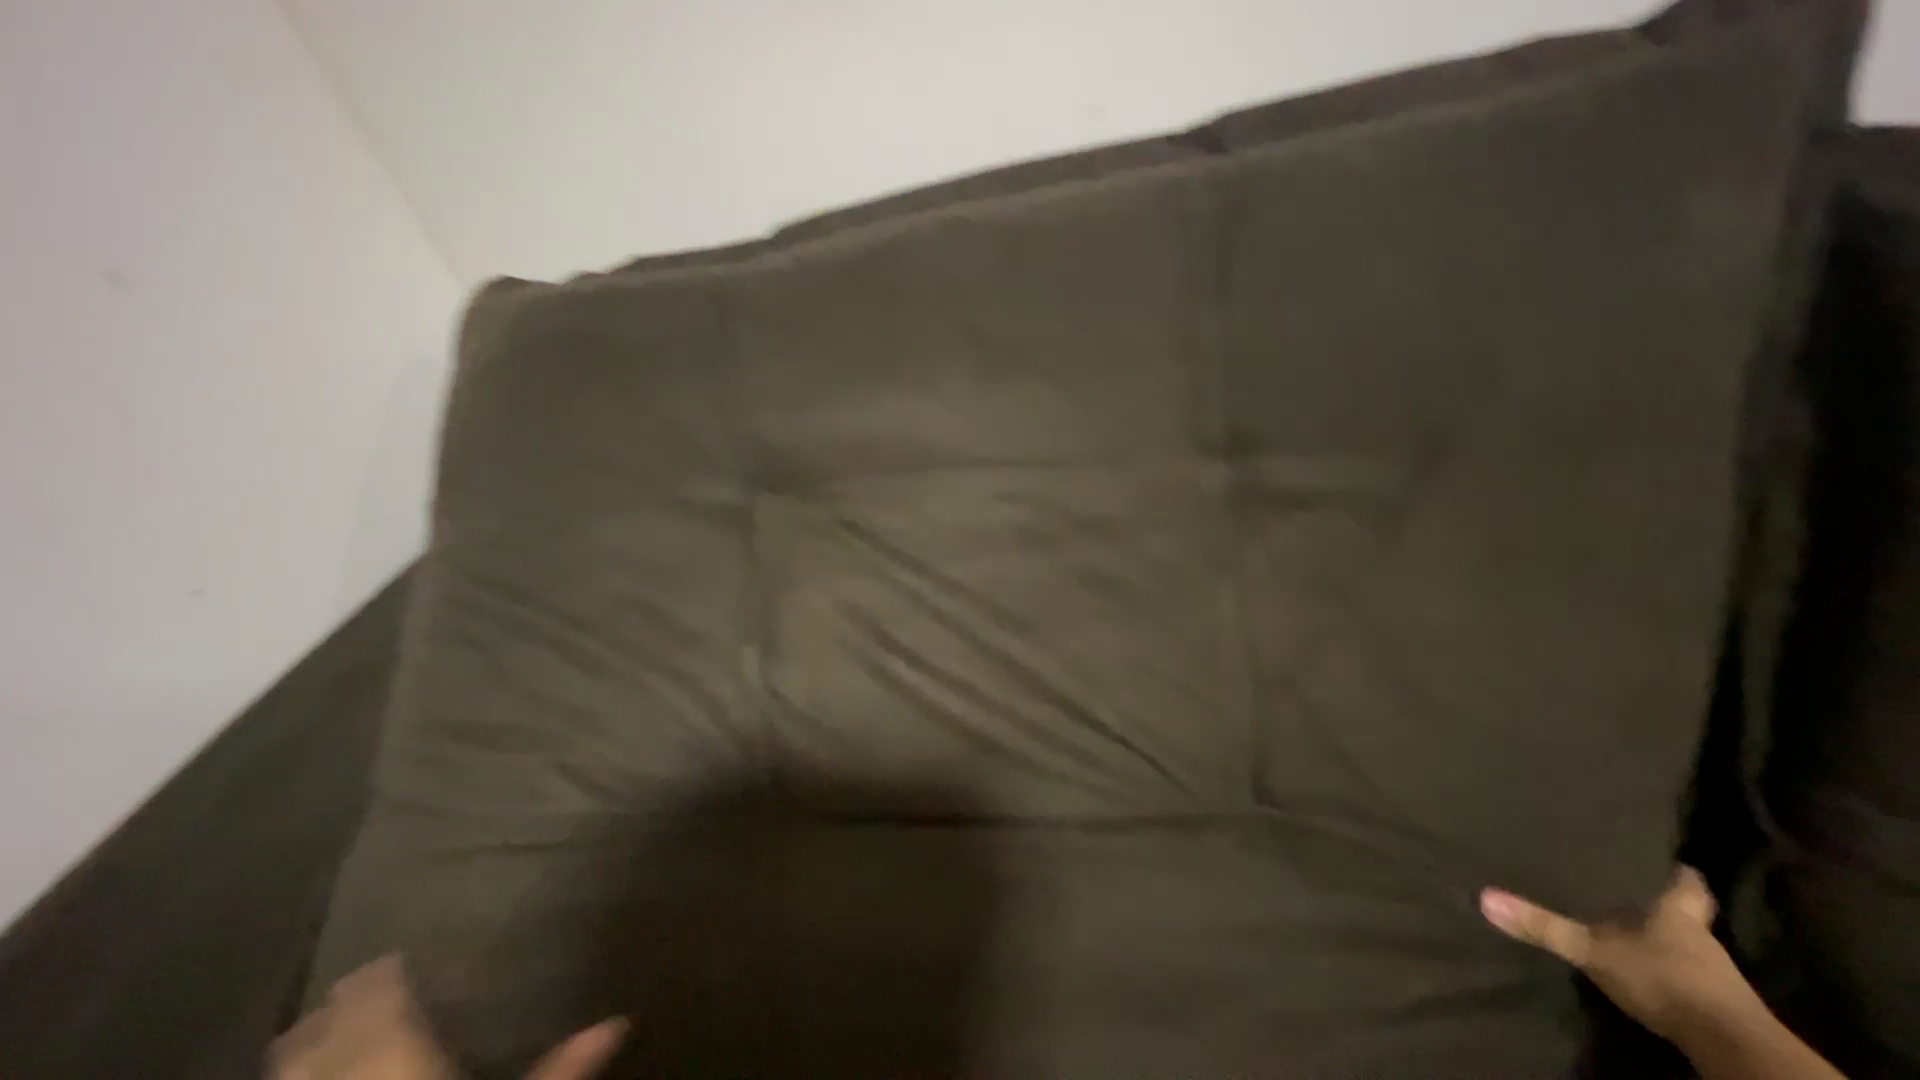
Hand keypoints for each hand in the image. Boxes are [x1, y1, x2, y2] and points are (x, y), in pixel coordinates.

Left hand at [270, 955, 624, 1079]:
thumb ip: (559, 1072)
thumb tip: (618, 1023)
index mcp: (393, 1055)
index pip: (375, 992)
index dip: (385, 973)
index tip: (405, 959)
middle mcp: (339, 1073)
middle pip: (319, 1030)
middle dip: (341, 1010)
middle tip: (376, 996)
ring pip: (287, 1068)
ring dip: (309, 1051)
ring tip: (338, 1041)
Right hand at [1479, 866, 1765, 1044]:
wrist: (1723, 1040)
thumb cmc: (1661, 977)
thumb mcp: (1591, 950)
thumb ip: (1543, 926)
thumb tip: (1485, 896)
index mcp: (1677, 913)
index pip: (1686, 884)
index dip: (1679, 874)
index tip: (1671, 863)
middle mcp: (1700, 937)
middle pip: (1686, 914)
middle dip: (1663, 907)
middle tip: (1637, 895)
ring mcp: (1711, 972)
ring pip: (1687, 945)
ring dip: (1665, 941)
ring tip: (1634, 935)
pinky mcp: (1713, 1002)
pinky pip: (1689, 976)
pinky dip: (1669, 972)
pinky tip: (1648, 974)